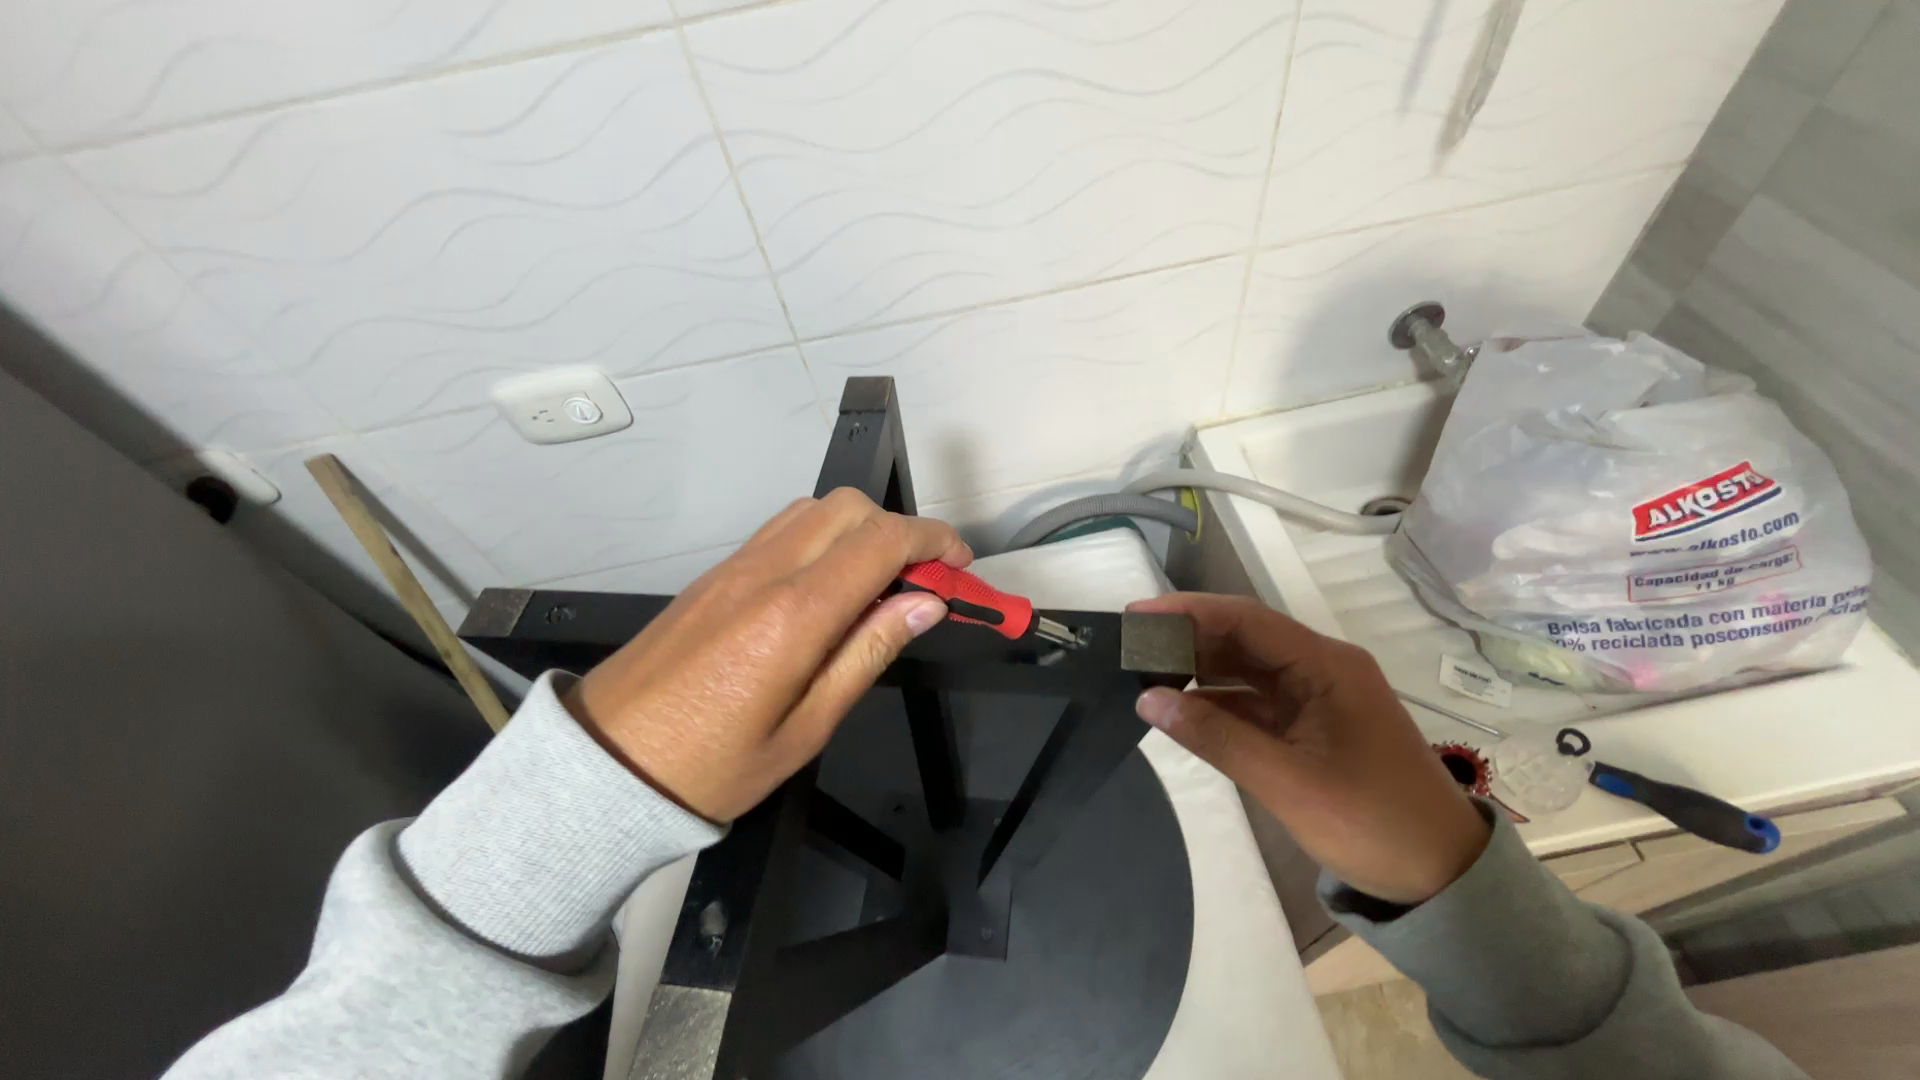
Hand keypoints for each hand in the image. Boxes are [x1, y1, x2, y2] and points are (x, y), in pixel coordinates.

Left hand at [565, 489, 970, 822]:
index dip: (933, 542)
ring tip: (881, 583)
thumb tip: (924, 605)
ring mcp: (735, 567)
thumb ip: (867, 654)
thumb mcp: (806, 729)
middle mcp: (764, 573)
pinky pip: (783, 529)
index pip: (881, 542)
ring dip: (862, 529)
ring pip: (815, 510)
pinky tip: (831, 584)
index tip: (961, 567)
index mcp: (793, 616)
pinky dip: (824, 536)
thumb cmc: (713, 766)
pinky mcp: (716, 574)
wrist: (607, 763)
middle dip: (901, 530)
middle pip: (849, 508)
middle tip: (924, 581)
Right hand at [1127, 594, 1489, 904]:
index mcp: (1327, 666)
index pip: (1246, 620)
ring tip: (1144, 673)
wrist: (1442, 877)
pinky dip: (1219, 702)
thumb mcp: (1288, 782)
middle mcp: (1322, 669)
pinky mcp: (1312, 724)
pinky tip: (1182, 708)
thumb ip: (1216, 737)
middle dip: (1188, 638)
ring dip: (1200, 669)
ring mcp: (1318, 697)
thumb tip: (1148, 699)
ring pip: (1247, 668)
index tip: (1135, 614)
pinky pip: (1256, 700)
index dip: (1188, 611)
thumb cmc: (1372, 824)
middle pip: (1244, 638)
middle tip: (1130, 647)